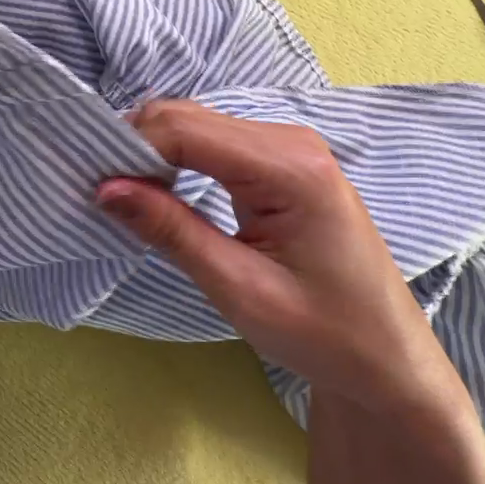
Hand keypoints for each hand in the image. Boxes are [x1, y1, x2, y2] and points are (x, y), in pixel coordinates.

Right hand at [96, 101, 473, 420]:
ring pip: (190, 123)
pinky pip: (207, 140)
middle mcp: (289, 141)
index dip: (130, 149)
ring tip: (123, 193)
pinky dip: (171, 157)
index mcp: (291, 168)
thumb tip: (103, 188)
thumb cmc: (326, 335)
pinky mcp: (277, 160)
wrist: (391, 366)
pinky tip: (156, 188)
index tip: (93, 186)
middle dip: (134, 146)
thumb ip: (171, 231)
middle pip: (184, 118)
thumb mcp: (240, 289)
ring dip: (149, 151)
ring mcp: (285, 146)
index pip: (184, 130)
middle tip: (102, 192)